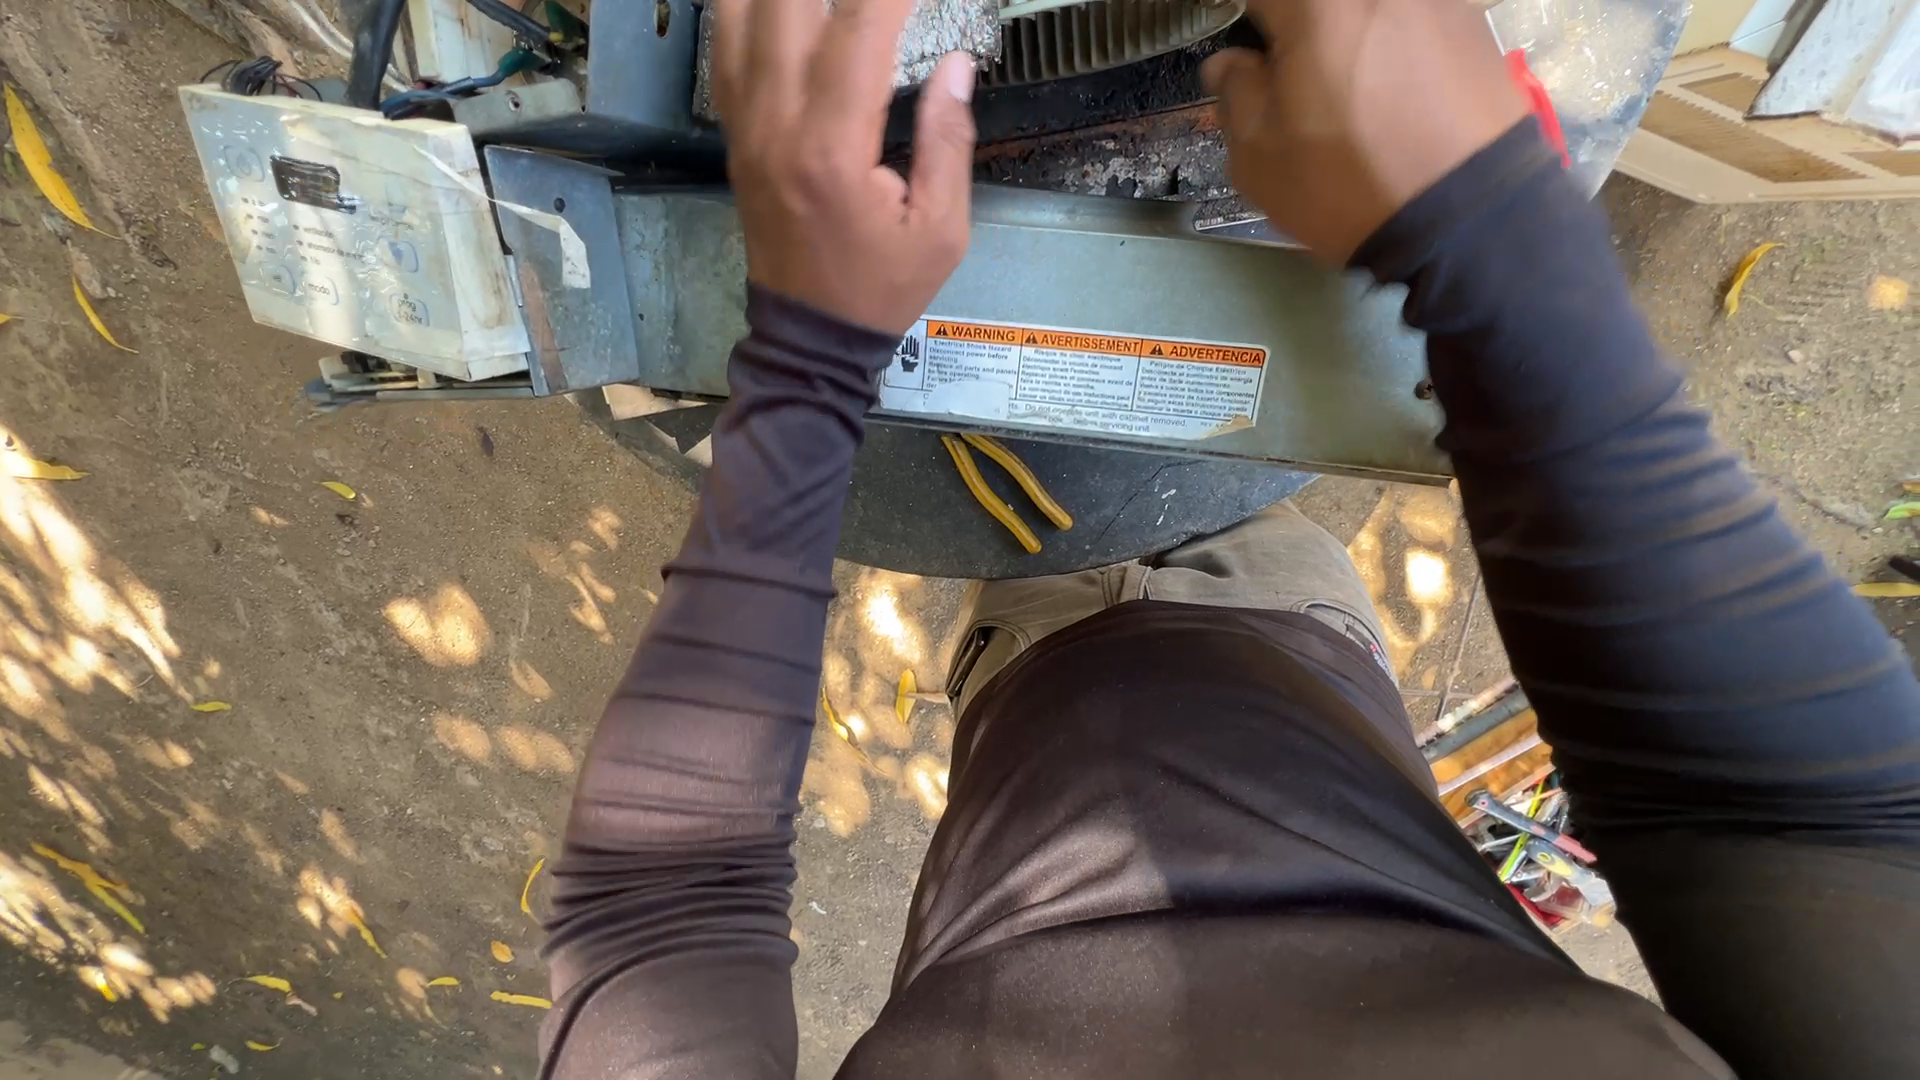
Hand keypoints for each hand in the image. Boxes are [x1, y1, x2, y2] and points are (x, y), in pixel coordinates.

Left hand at [710, 0, 976, 335]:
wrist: (812, 337)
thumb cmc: (882, 290)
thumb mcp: (940, 234)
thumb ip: (947, 143)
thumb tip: (956, 65)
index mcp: (833, 149)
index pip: (859, 28)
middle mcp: (776, 123)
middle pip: (786, 2)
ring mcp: (745, 128)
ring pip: (740, 12)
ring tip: (831, 3)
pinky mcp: (733, 138)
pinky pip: (725, 51)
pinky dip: (748, 12)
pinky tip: (782, 10)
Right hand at [1201, 0, 1527, 263]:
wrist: (1461, 212)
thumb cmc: (1342, 184)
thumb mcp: (1260, 157)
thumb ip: (1235, 94)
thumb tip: (1230, 63)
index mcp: (1317, 6)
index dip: (1236, 16)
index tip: (1234, 46)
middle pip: (1314, 3)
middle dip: (1290, 27)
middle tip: (1279, 69)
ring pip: (1361, 13)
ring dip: (1338, 39)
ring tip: (1335, 85)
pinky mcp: (1468, 16)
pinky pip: (1404, 17)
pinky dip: (1382, 41)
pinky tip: (1383, 87)